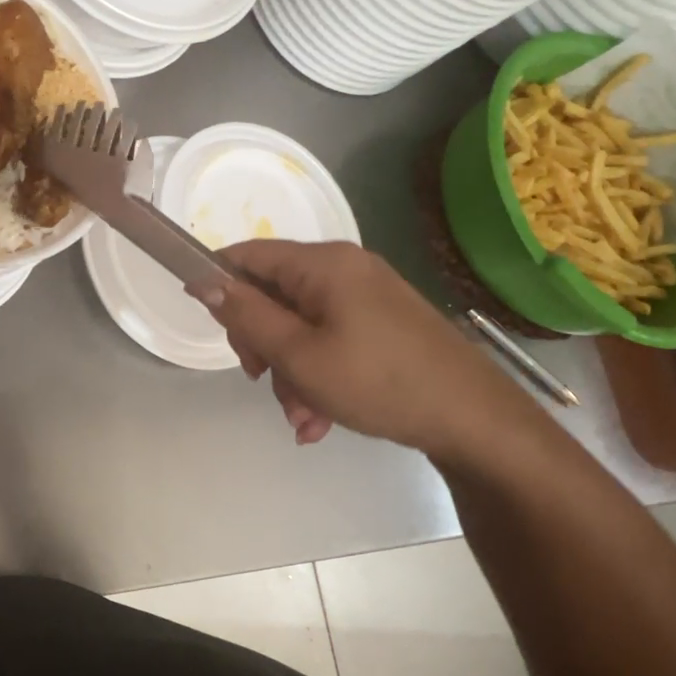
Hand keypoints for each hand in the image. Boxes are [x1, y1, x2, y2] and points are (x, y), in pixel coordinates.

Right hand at [186, 240, 536, 458]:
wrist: (472, 420)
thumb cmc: (378, 382)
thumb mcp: (297, 354)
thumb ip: (246, 315)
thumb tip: (203, 281)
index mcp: (323, 265)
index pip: (247, 255)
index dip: (217, 283)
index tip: (206, 324)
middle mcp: (345, 269)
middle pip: (271, 295)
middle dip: (260, 344)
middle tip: (262, 381)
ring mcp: (366, 296)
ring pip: (297, 326)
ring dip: (288, 372)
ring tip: (302, 416)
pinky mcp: (381, 323)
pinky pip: (328, 340)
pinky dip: (315, 375)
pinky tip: (320, 418)